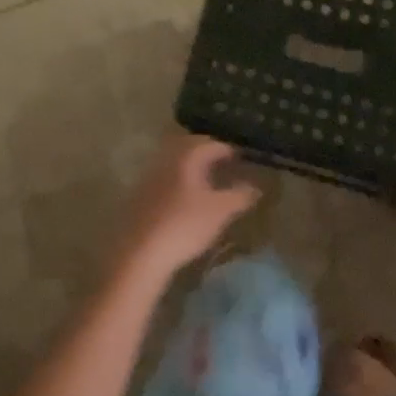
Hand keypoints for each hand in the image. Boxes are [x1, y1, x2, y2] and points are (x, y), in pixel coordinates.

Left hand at [117, 135, 260, 279]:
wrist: (140, 252)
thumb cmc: (184, 225)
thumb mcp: (220, 212)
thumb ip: (240, 195)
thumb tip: (256, 186)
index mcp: (186, 156)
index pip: (211, 143)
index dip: (228, 149)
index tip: (241, 158)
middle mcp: (166, 158)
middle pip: (189, 147)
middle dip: (207, 152)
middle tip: (223, 163)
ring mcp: (149, 176)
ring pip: (174, 161)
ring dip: (191, 166)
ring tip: (207, 181)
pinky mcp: (139, 194)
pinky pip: (164, 177)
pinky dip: (178, 180)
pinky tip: (185, 198)